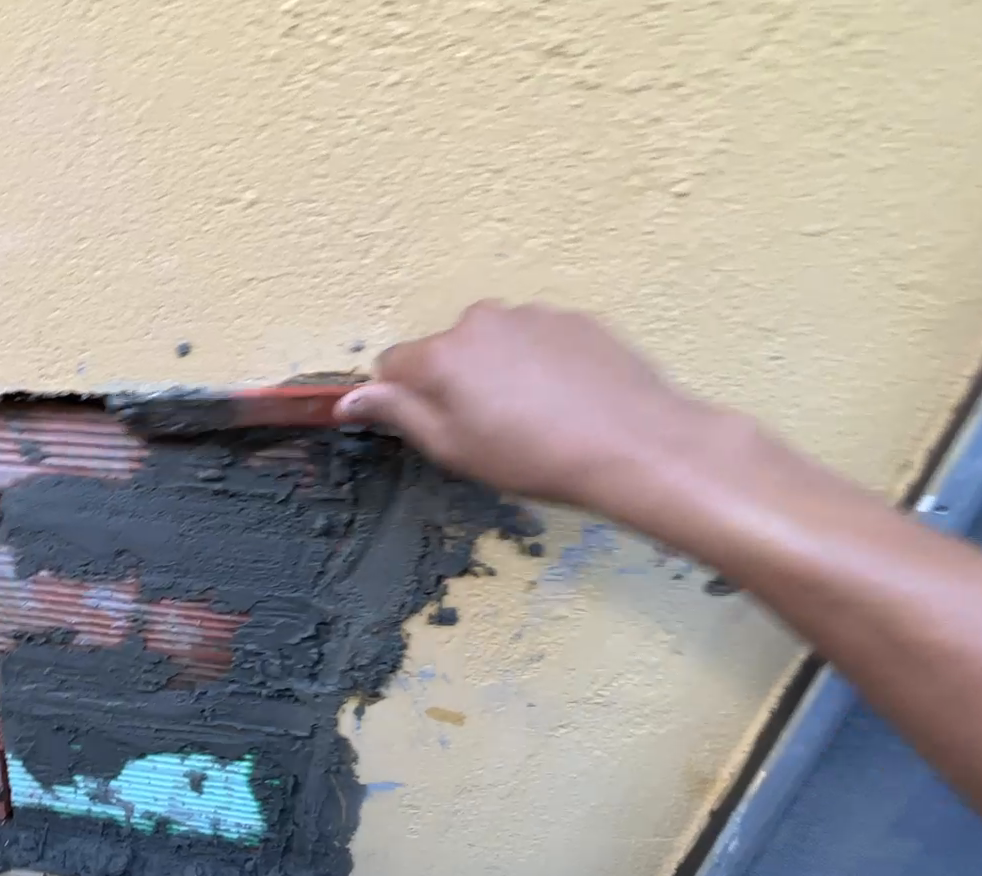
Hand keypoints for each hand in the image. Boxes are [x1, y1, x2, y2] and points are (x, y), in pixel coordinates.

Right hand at [335, 301, 716, 509]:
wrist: (634, 444)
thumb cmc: (529, 456)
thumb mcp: (449, 447)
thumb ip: (395, 413)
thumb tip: (346, 400)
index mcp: (440, 355)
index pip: (391, 365)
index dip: (402, 396)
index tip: (431, 423)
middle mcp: (479, 321)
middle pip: (443, 349)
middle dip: (452, 379)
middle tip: (484, 422)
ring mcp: (531, 314)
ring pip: (490, 341)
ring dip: (494, 368)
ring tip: (529, 411)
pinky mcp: (575, 318)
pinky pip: (534, 337)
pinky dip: (535, 361)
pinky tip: (560, 397)